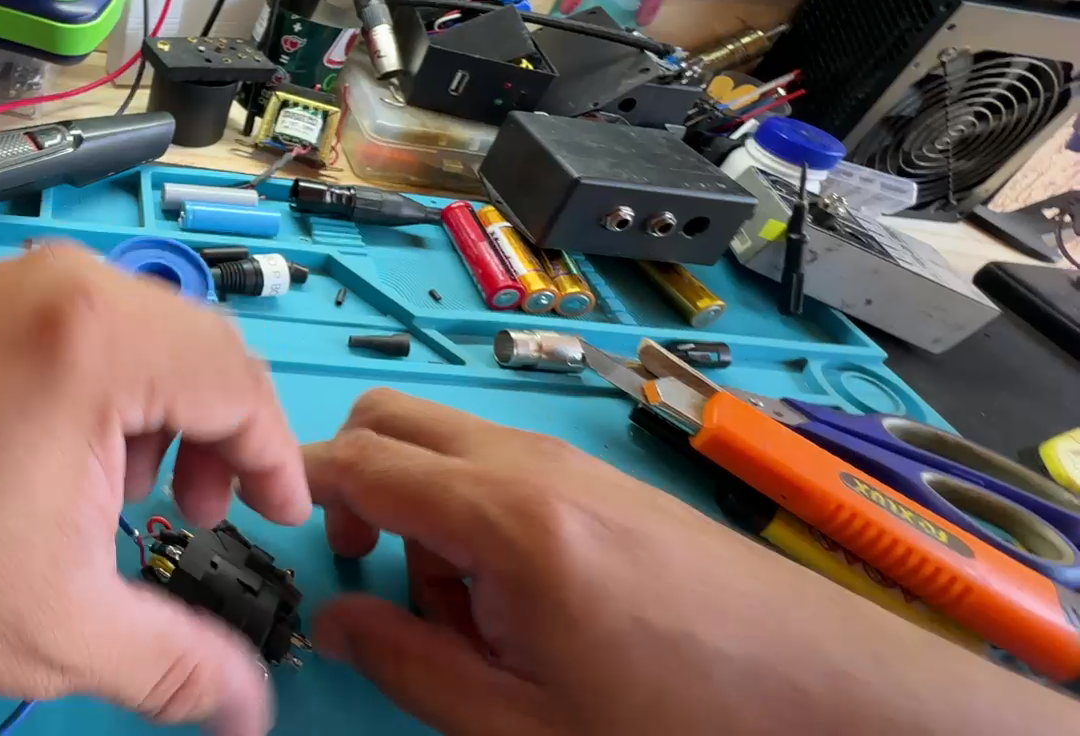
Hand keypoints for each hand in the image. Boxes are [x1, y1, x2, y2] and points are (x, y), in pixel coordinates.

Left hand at [0, 243, 309, 730]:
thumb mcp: (54, 624)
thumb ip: (177, 665)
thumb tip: (250, 705)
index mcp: (99, 337)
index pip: (239, 381)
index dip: (275, 456)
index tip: (278, 512)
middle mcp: (64, 285)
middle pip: (195, 348)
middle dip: (218, 434)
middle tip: (195, 510)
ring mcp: (13, 280)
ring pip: (140, 333)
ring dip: (157, 411)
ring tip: (115, 491)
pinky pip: (79, 325)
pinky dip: (101, 387)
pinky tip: (54, 454)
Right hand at [303, 389, 1078, 735]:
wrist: (850, 704)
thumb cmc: (679, 723)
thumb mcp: (522, 725)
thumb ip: (406, 663)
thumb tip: (331, 620)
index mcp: (497, 511)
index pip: (358, 460)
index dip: (299, 479)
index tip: (272, 516)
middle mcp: (519, 457)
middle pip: (386, 418)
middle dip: (348, 475)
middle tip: (365, 561)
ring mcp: (557, 456)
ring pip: (434, 440)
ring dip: (411, 501)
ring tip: (461, 605)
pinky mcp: (587, 472)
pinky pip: (486, 462)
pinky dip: (460, 506)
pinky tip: (513, 591)